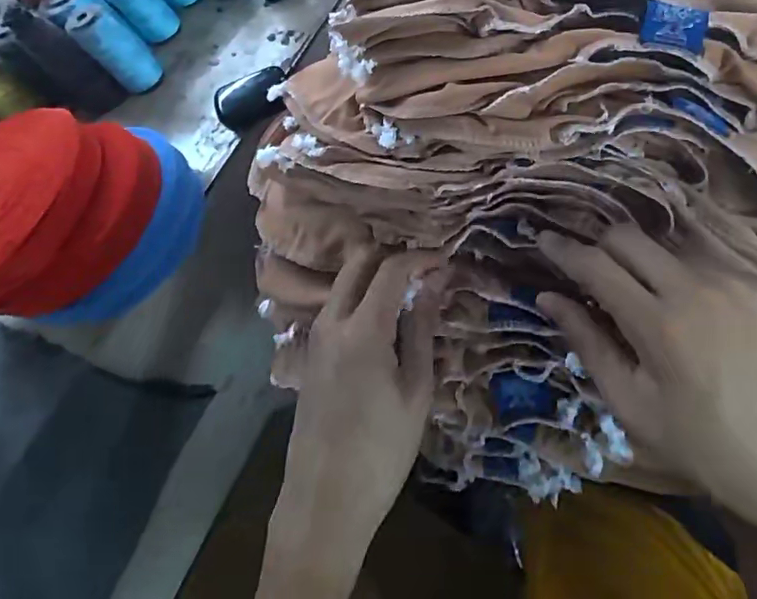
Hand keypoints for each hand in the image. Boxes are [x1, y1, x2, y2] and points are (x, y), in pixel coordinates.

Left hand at [257, 248, 444, 598]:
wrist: (324, 501)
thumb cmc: (382, 449)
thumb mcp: (416, 389)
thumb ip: (422, 327)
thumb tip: (435, 281)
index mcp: (362, 329)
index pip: (392, 268)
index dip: (422, 257)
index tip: (446, 262)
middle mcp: (332, 321)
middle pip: (360, 261)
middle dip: (394, 255)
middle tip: (426, 271)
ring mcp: (316, 335)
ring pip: (345, 280)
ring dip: (376, 273)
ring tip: (411, 291)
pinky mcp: (310, 351)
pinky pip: (337, 303)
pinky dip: (362, 294)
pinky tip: (386, 317)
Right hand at [533, 226, 756, 512]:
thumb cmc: (704, 445)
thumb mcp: (633, 405)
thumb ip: (589, 343)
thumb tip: (549, 298)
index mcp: (659, 323)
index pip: (596, 264)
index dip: (563, 249)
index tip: (543, 238)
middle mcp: (695, 286)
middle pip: (629, 236)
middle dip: (600, 245)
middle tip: (589, 268)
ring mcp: (733, 279)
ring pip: (667, 245)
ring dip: (643, 260)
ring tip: (641, 291)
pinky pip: (706, 260)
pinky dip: (683, 273)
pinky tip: (689, 305)